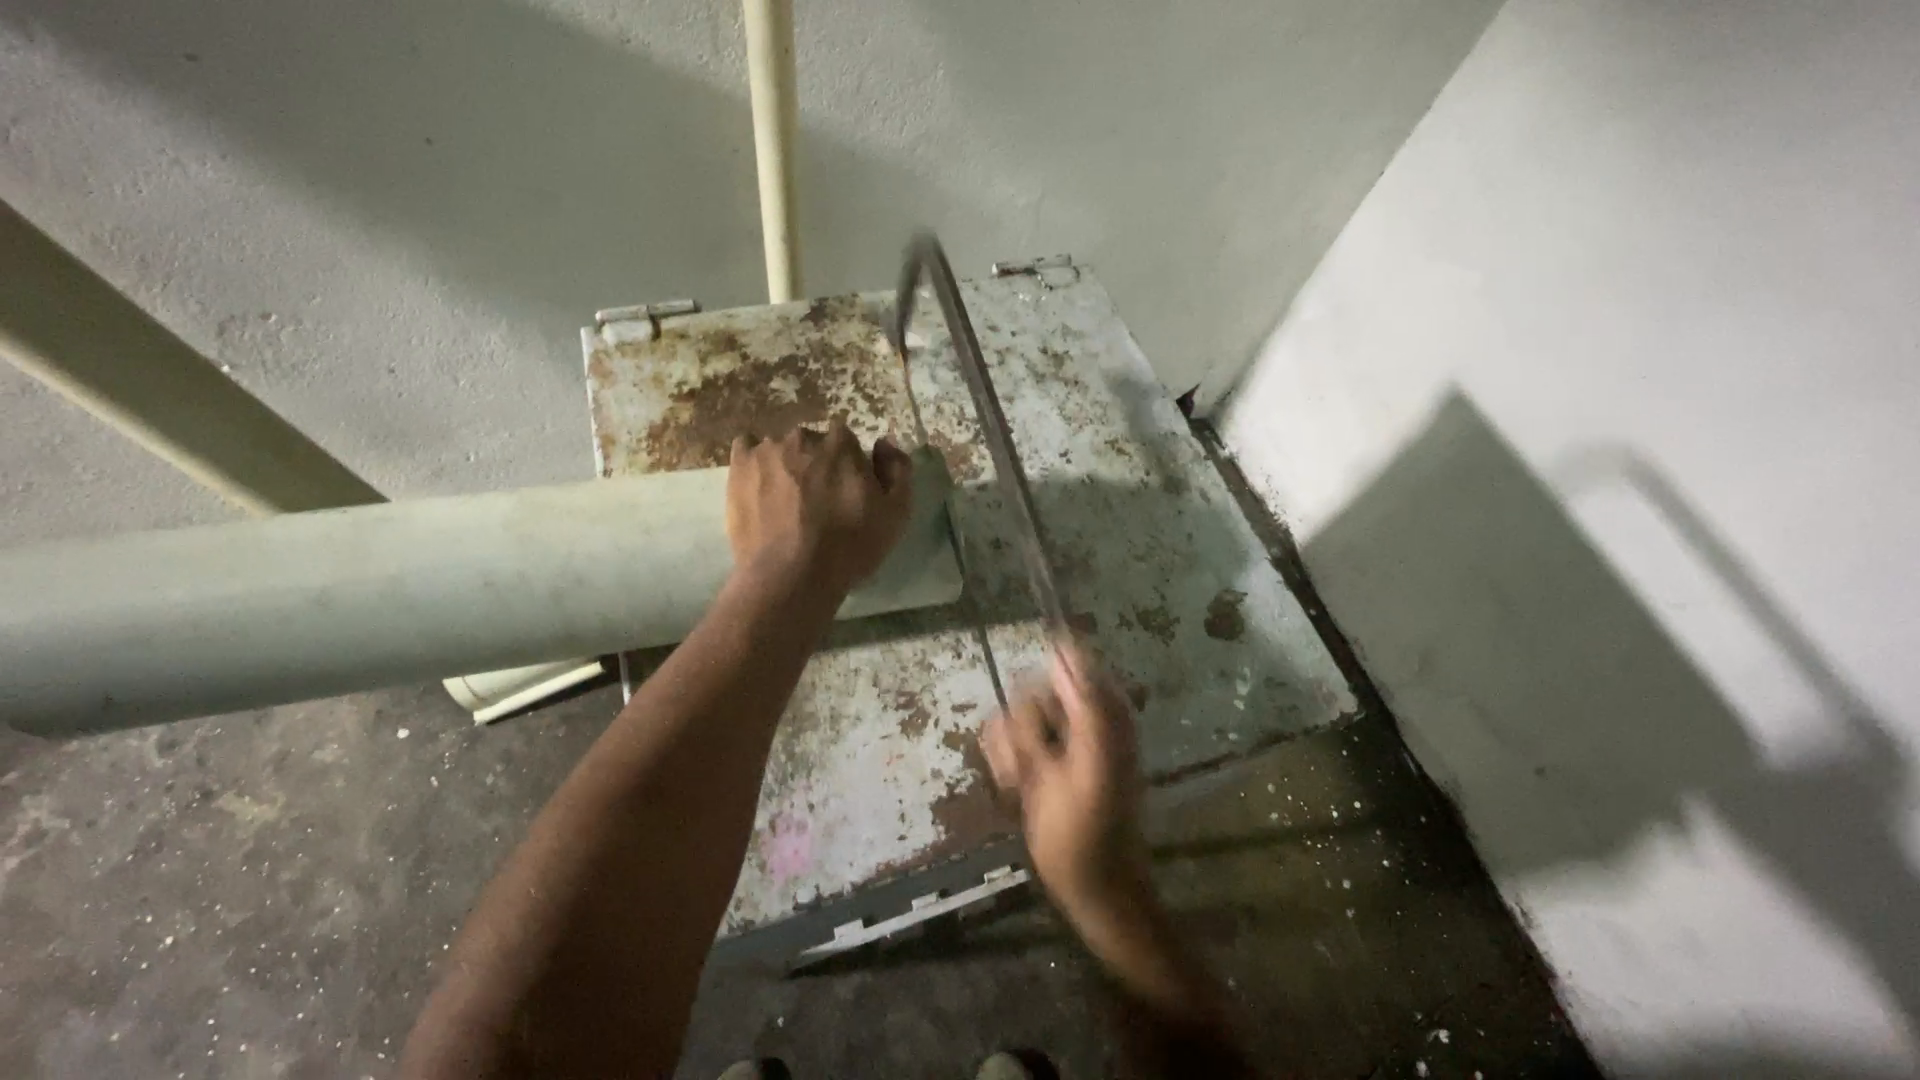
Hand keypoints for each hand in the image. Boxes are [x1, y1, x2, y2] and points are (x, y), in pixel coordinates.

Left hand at [726, 421, 914, 594]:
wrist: (792, 576)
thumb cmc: (850, 547)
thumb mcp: (896, 514)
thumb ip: (897, 470)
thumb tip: (883, 442)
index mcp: (842, 443)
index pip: (846, 441)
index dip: (847, 467)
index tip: (845, 492)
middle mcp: (804, 437)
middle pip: (812, 444)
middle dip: (815, 465)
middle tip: (815, 502)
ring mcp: (767, 449)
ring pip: (780, 449)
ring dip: (785, 466)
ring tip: (784, 502)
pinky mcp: (739, 466)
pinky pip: (746, 449)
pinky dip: (754, 463)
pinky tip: (758, 487)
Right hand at [981, 642, 1150, 920]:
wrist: (1089, 885)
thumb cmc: (1092, 834)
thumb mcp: (1095, 769)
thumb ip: (1087, 708)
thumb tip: (1065, 653)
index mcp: (1103, 712)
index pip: (1067, 663)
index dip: (1044, 682)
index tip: (1038, 717)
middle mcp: (1078, 717)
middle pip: (1031, 686)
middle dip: (1023, 724)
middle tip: (1034, 760)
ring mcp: (1054, 739)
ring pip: (1012, 712)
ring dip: (1009, 747)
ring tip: (1021, 782)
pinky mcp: (1033, 760)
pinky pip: (1003, 738)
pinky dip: (1004, 760)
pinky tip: (1013, 788)